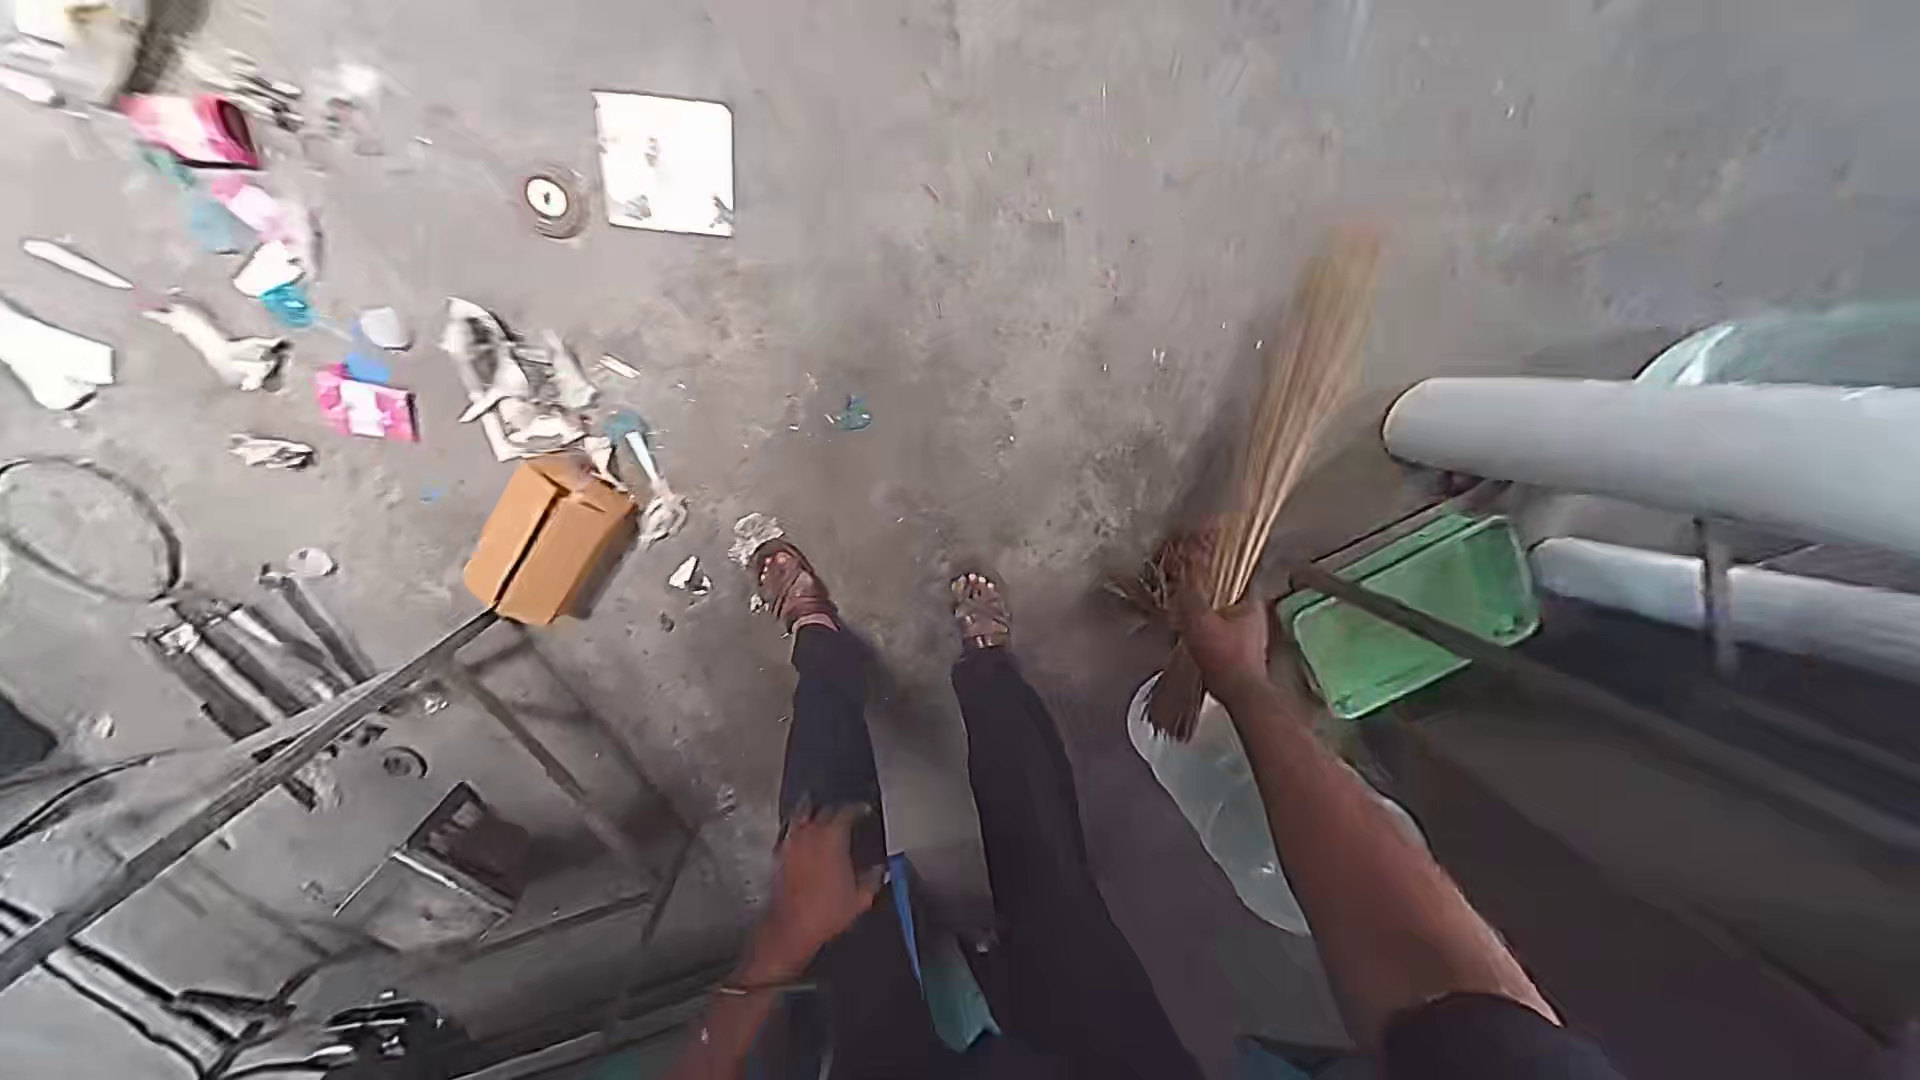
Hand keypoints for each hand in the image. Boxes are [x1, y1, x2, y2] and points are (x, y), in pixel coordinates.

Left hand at [750, 805, 883, 976]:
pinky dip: (794, 830)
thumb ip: (873, 879)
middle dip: (836, 809)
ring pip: (800, 814)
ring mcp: (792, 843)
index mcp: (833, 838)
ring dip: (810, 811)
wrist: (792, 930)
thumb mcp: (860, 899)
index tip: (862, 810)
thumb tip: (879, 871)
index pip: (848, 811)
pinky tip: (798, 836)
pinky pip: (787, 833)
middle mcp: (811, 835)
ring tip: (815, 810)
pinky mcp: (778, 855)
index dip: (857, 809)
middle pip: (824, 809)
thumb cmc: (824, 914)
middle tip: (843, 813)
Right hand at [1166, 532, 1270, 691]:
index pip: (1242, 574)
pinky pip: (1228, 631)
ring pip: (1231, 613)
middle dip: (1216, 589)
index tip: (1210, 561)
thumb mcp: (1199, 621)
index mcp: (1251, 603)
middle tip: (1196, 586)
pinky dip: (1214, 628)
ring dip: (1214, 610)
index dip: (1225, 566)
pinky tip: (1200, 634)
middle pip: (1235, 594)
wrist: (1240, 694)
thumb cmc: (1225, 658)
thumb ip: (1189, 598)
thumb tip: (1181, 580)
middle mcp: (1257, 617)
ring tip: (1193, 610)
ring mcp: (1253, 636)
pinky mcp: (1245, 653)